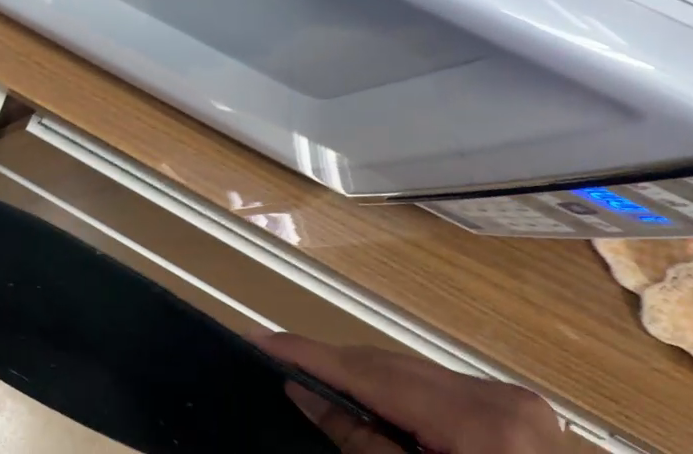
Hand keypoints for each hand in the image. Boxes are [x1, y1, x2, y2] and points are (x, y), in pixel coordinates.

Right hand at [257, 333, 565, 452]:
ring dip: (363, 378)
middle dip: (332, 365)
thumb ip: (359, 440)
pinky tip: (370, 400)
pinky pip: (439, 386)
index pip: (370, 373)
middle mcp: (501, 399)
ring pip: (412, 372)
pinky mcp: (521, 410)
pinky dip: (400, 390)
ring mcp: (518, 402)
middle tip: (275, 359)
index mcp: (480, 425)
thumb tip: (299, 390)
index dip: (308, 354)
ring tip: (314, 380)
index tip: (256, 337)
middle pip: (389, 365)